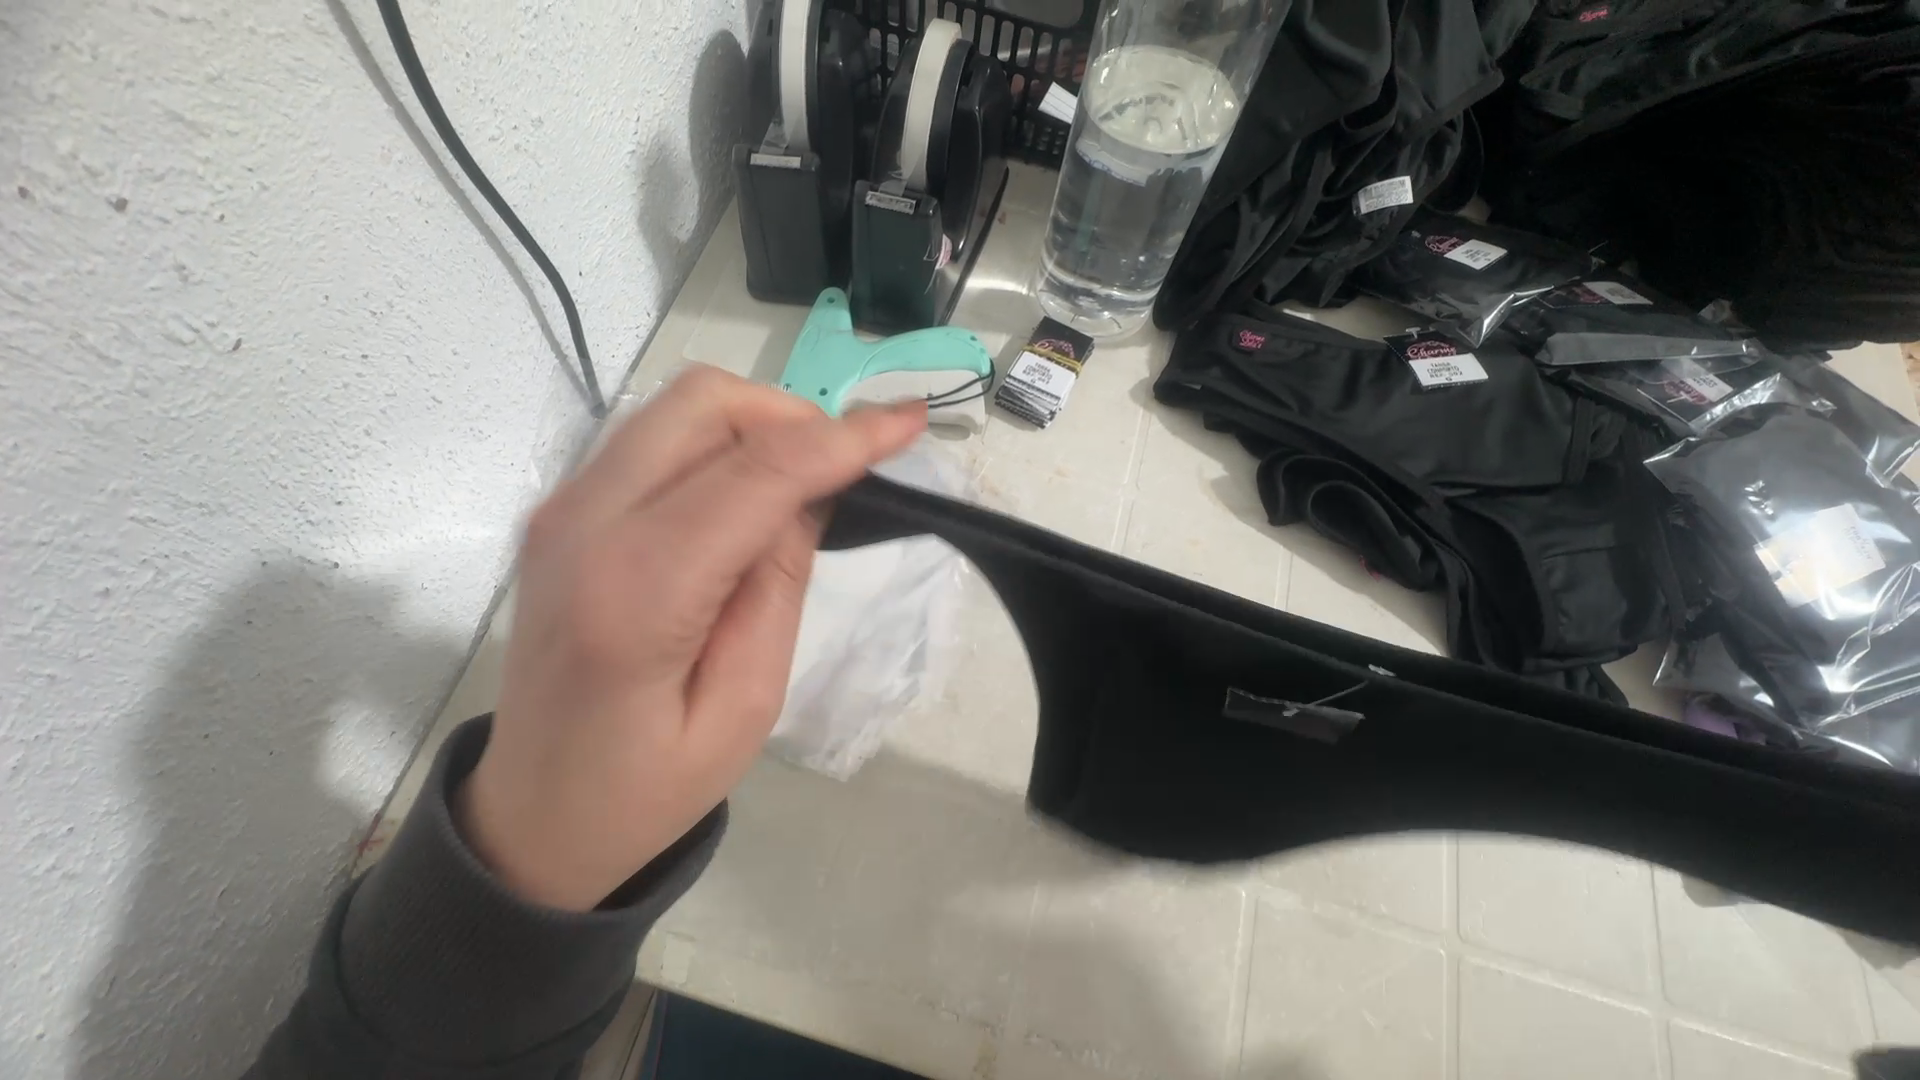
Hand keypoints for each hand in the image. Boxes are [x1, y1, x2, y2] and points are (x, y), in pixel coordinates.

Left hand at [455, 365, 926, 910]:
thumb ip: (780, 582)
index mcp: (638, 589)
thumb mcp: (747, 702)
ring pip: (678, 406)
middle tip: (844, 470)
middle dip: (794, 416)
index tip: (909, 423)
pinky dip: (718, 443)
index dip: (843, 437)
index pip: (757, 472)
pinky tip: (746, 497)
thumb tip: (812, 490)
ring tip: (803, 485)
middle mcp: (586, 521)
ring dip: (757, 425)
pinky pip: (654, 437)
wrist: (534, 812)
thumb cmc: (650, 784)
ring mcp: (562, 507)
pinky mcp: (561, 509)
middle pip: (705, 403)